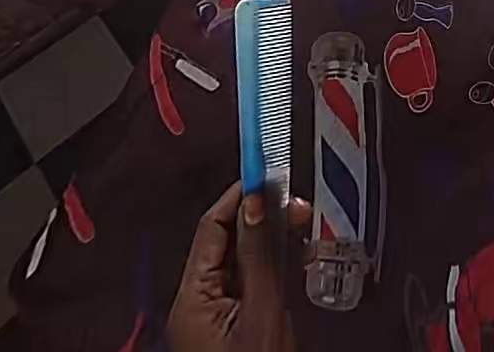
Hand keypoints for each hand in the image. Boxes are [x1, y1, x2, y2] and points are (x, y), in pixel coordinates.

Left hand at [167, 183, 310, 351]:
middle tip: (291, 198)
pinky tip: (301, 251)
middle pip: (231, 239)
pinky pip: (259, 277)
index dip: (239, 196)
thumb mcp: (261, 312)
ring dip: (277, 236)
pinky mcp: (242, 322)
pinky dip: (280, 260)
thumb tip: (256, 204)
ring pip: (248, 256)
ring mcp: (221, 313)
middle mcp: (201, 303)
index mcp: (192, 300)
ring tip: (300, 220)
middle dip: (264, 215)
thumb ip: (259, 256)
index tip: (262, 171)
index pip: (211, 227)